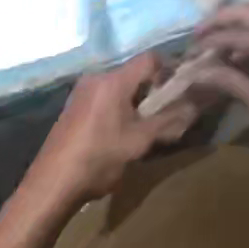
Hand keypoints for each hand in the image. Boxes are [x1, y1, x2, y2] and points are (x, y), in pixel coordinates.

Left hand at [25, 54, 198, 208]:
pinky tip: (122, 132)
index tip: (180, 91)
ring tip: (146, 125)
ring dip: (137, 100)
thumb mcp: (142, 140)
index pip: (151, 59)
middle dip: (154, 88)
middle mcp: (96, 78)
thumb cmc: (99, 158)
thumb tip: (198, 105)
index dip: (170, 70)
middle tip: (166, 111)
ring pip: (121, 85)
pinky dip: (120, 107)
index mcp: (113, 81)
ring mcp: (81, 93)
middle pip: (135, 72)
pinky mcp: (73, 108)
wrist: (50, 188)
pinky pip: (106, 97)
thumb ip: (171, 119)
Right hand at [190, 3, 248, 142]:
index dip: (209, 42)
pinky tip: (237, 55)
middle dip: (221, 19)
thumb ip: (227, 80)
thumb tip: (196, 72)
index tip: (188, 52)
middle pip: (247, 10)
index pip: (234, 33)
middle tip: (199, 34)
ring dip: (236, 24)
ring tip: (213, 42)